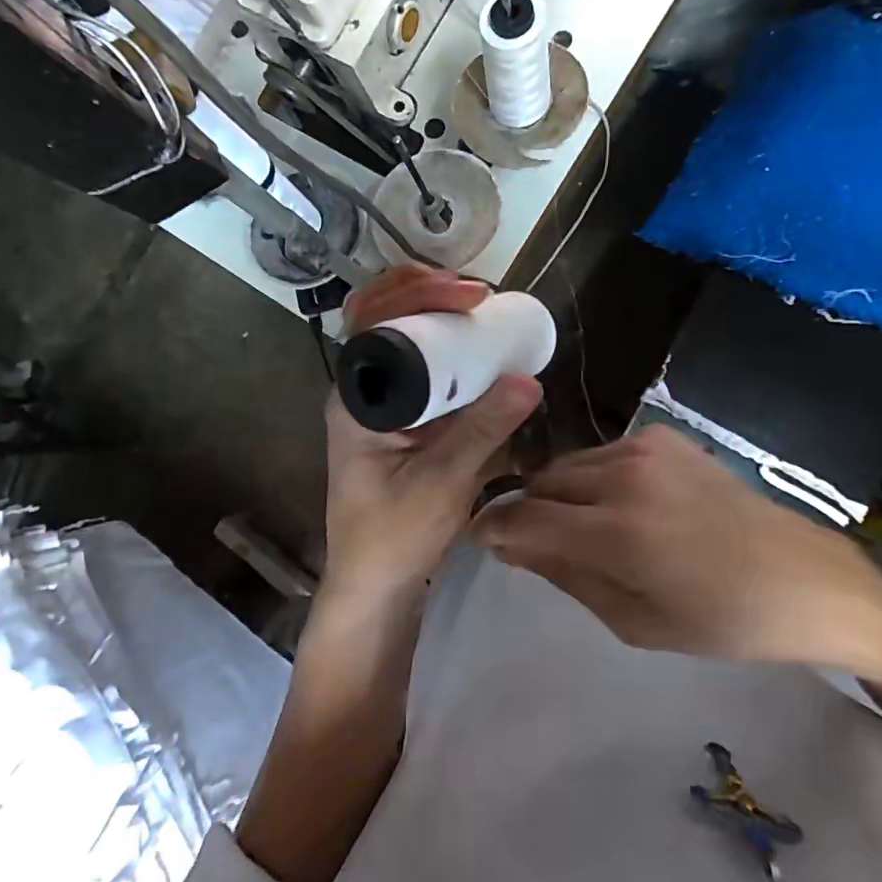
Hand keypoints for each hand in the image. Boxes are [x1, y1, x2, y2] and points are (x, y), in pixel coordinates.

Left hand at [323, 266, 542, 597]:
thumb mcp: (441, 483)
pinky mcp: (402, 423)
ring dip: (439, 320)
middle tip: (480, 296)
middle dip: (428, 295)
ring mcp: (380, 407)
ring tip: (484, 312)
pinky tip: (483, 354)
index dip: (418, 295)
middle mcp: (361, 392)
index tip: (471, 296)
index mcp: (353, 399)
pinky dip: (452, 355)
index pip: (374, 320)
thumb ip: (482, 431)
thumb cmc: (392, 538)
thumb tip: (528, 379)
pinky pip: (423, 373)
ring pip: (403, 342)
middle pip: (384, 319)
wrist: (375, 586)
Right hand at [473, 425, 881, 664]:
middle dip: (529, 512)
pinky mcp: (664, 437)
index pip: (524, 517)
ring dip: (561, 494)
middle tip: (539, 544)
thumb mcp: (633, 621)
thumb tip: (510, 544)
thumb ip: (564, 575)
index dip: (495, 528)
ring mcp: (646, 448)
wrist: (803, 579)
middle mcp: (624, 475)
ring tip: (586, 528)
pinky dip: (595, 479)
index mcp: (618, 531)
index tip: (482, 537)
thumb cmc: (720, 619)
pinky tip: (624, 505)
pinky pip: (602, 454)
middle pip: (541, 484)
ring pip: (569, 465)